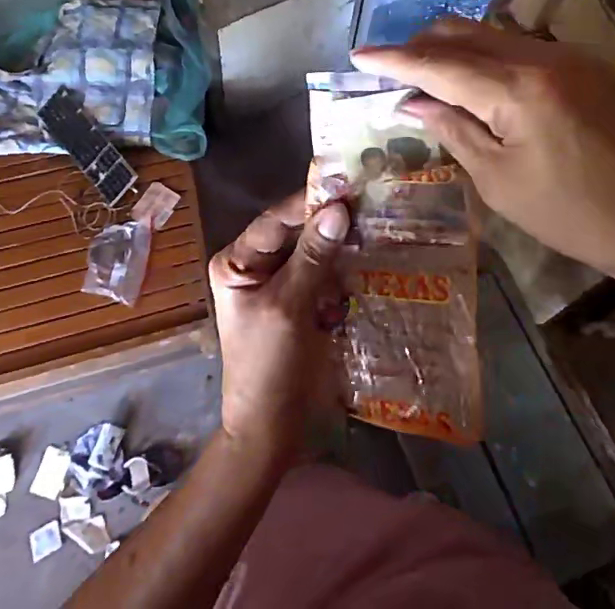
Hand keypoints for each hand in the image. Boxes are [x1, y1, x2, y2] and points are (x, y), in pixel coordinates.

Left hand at [206, 193, 347, 464]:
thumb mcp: (288, 307)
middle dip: (329, 222)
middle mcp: (257, 266)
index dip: (309, 203)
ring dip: (342, 243)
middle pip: (296, 233)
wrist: (273, 429)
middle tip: (369, 200)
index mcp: (237, 262)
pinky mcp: (305, 304)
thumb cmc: (268, 365)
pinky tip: (372, 256)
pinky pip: (327, 275)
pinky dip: (346, 269)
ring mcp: (283, 286)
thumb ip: (312, 257)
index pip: (274, 222)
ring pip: (315, 252)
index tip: (347, 186)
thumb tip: (338, 210)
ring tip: (377, 221)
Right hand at [350, 18, 614, 286]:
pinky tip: (463, 83)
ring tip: (417, 78)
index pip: (437, 64)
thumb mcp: (499, 180)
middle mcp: (536, 58)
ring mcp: (560, 58)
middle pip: (460, 33)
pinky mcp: (575, 68)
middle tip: (385, 72)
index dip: (393, 60)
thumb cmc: (576, 214)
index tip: (357, 56)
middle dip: (416, 47)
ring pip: (485, 35)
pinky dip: (476, 57)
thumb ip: (452, 129)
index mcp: (515, 90)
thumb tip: (412, 101)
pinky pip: (510, 48)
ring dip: (446, 50)